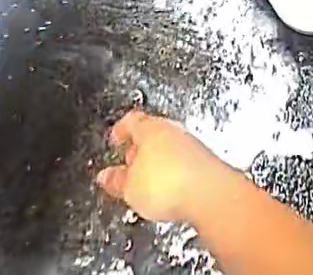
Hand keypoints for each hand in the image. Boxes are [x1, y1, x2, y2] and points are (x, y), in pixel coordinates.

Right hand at [96, 110, 237, 222]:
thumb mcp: (129, 187)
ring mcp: (189, 142)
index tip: (115, 136)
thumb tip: (106, 176)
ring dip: (154, 159)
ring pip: (166, 144)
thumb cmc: (169, 182)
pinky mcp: (200, 158)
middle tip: (126, 160)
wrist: (206, 192)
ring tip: (143, 178)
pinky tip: (165, 186)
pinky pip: (179, 158)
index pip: (132, 120)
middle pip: (151, 131)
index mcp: (151, 128)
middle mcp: (172, 129)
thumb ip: (116, 180)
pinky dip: (169, 168)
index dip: (121, 129)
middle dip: (137, 146)